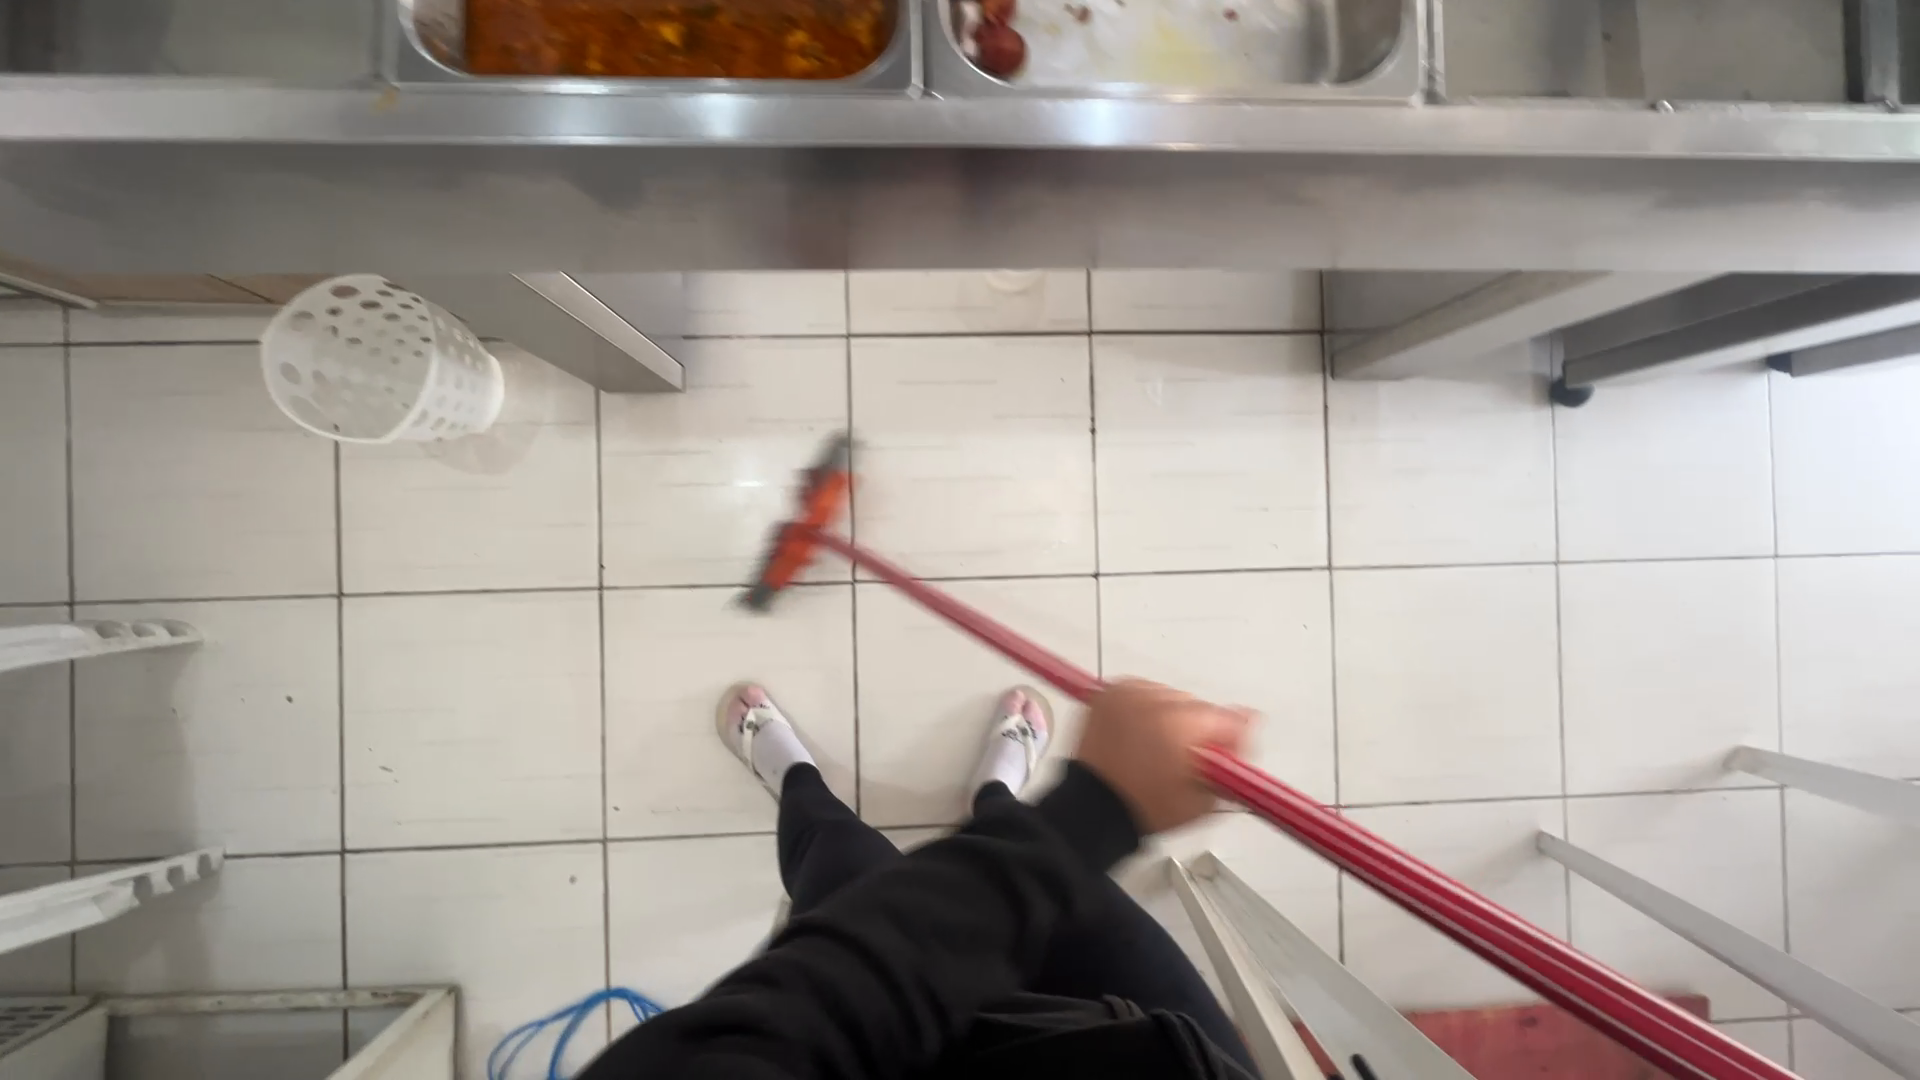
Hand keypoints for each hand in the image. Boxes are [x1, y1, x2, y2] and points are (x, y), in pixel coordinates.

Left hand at [1072, 679, 1254, 834]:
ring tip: (1156, 749)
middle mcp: (1151, 699)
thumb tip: (1249, 729)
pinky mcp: (1106, 693)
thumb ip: (1232, 765)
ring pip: (1168, 697)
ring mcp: (1125, 693)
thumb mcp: (1202, 800)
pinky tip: (1140, 734)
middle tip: (1184, 759)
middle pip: (1195, 706)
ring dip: (1170, 716)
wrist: (1090, 807)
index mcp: (1177, 724)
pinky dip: (1145, 708)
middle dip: (1196, 729)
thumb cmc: (1145, 807)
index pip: (1224, 719)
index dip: (1229, 739)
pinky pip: (1140, 693)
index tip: (1226, 756)